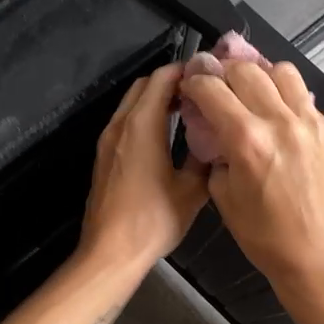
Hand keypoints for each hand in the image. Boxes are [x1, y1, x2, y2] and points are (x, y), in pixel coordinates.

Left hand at [78, 63, 210, 268]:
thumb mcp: (192, 191)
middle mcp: (120, 125)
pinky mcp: (104, 157)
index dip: (186, 71)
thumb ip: (206, 160)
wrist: (110, 251)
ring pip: (131, 104)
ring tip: (187, 112)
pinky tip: (166, 136)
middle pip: (143, 86)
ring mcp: (108, 141)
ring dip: (156, 100)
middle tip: (200, 94)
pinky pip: (125, 123)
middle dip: (171, 82)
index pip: (162, 78)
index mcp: (142, 125)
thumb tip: (218, 141)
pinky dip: (145, 117)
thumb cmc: (153, 220)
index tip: (210, 77)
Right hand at [179, 60, 323, 291]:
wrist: (319, 258)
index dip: (195, 83)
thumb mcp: (224, 197)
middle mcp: (281, 122)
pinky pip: (306, 100)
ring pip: (283, 73)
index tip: (190, 87)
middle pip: (247, 70)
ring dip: (261, 77)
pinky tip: (281, 121)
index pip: (213, 90)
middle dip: (225, 73)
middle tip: (218, 86)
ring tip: (254, 93)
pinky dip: (287, 101)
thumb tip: (217, 135)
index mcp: (247, 139)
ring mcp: (312, 124)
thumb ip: (217, 156)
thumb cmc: (264, 237)